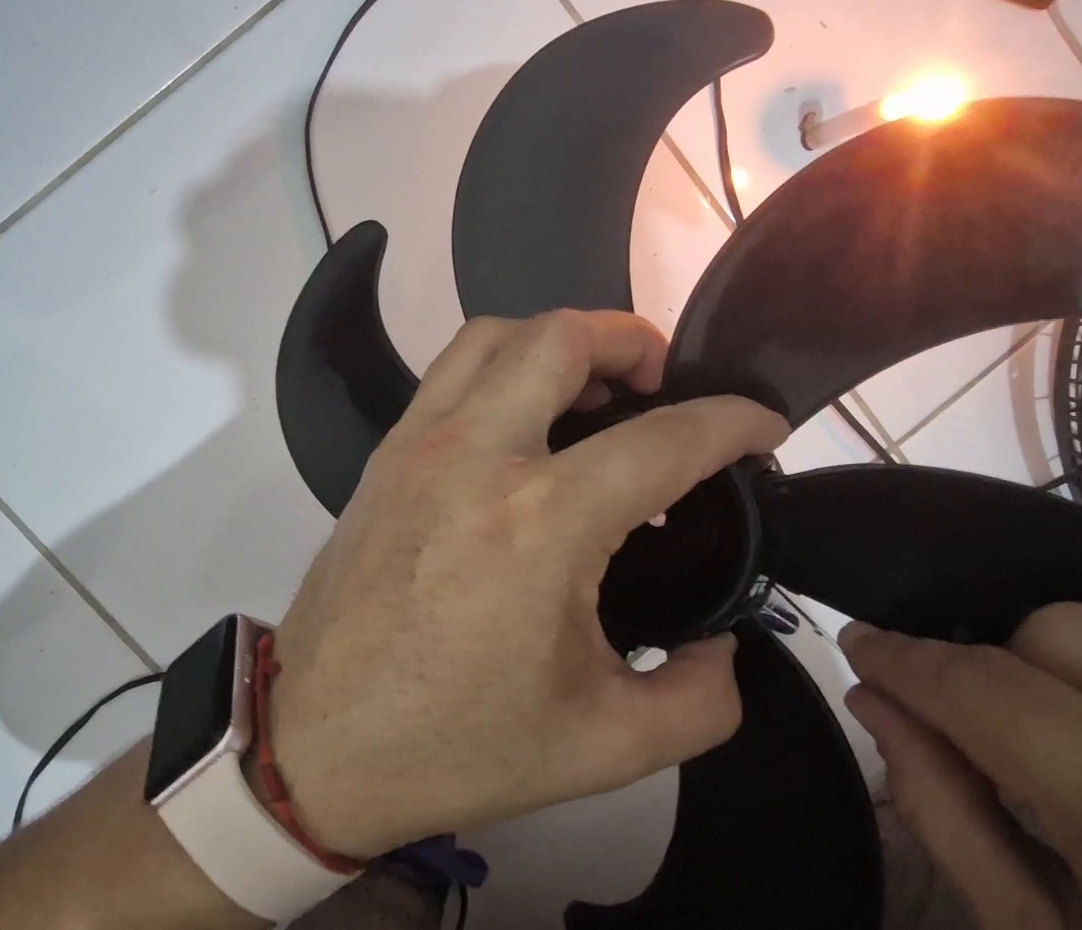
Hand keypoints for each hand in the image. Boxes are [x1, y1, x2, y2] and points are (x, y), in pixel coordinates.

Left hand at [266, 310, 786, 859]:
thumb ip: (699, 697)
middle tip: (666, 384)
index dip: (733, 421)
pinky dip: (505, 366)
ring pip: (496, 336)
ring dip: (561, 342)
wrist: (316, 746)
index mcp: (543, 522)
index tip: (765, 427)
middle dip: (635, 340)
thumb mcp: (606, 746)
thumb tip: (723, 642)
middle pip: (564, 339)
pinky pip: (451, 372)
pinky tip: (529, 424)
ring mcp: (419, 445)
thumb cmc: (458, 745)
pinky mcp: (384, 456)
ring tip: (598, 392)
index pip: (665, 438)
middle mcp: (477, 456)